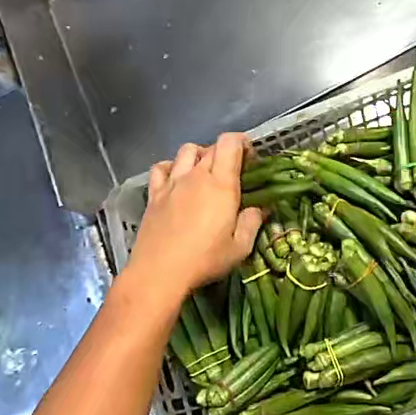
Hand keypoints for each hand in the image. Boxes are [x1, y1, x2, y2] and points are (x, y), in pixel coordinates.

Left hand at [127, 134, 263, 298]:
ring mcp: (172, 183)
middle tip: (234, 170)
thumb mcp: (240, 247)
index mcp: (221, 185)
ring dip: (200, 155)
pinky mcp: (154, 194)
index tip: (251, 157)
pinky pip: (161, 167)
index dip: (242, 142)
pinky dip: (172, 166)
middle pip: (211, 147)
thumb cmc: (205, 259)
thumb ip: (252, 222)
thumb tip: (261, 208)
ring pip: (186, 151)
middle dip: (226, 152)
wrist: (159, 272)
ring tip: (206, 171)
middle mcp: (196, 176)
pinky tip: (177, 178)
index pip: (230, 144)